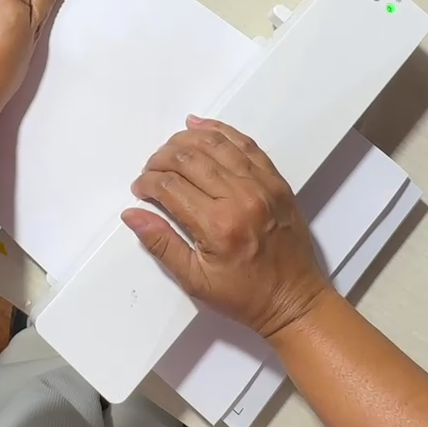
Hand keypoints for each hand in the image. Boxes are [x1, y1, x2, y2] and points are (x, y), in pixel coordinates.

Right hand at [123, 117, 331, 338]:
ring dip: (185, 139)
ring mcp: (262, 185)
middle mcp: (241, 197)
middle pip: (189, 158)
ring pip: (215, 143)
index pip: (170, 186)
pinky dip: (220, 130)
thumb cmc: (245, 296)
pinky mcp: (275, 180)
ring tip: (168, 149)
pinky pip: (244, 143)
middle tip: (150, 170)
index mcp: (218, 225)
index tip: (140, 190)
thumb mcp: (195, 280)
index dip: (147, 183)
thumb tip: (132, 215)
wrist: (295, 300)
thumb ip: (161, 244)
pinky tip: (199, 126)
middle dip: (161, 159)